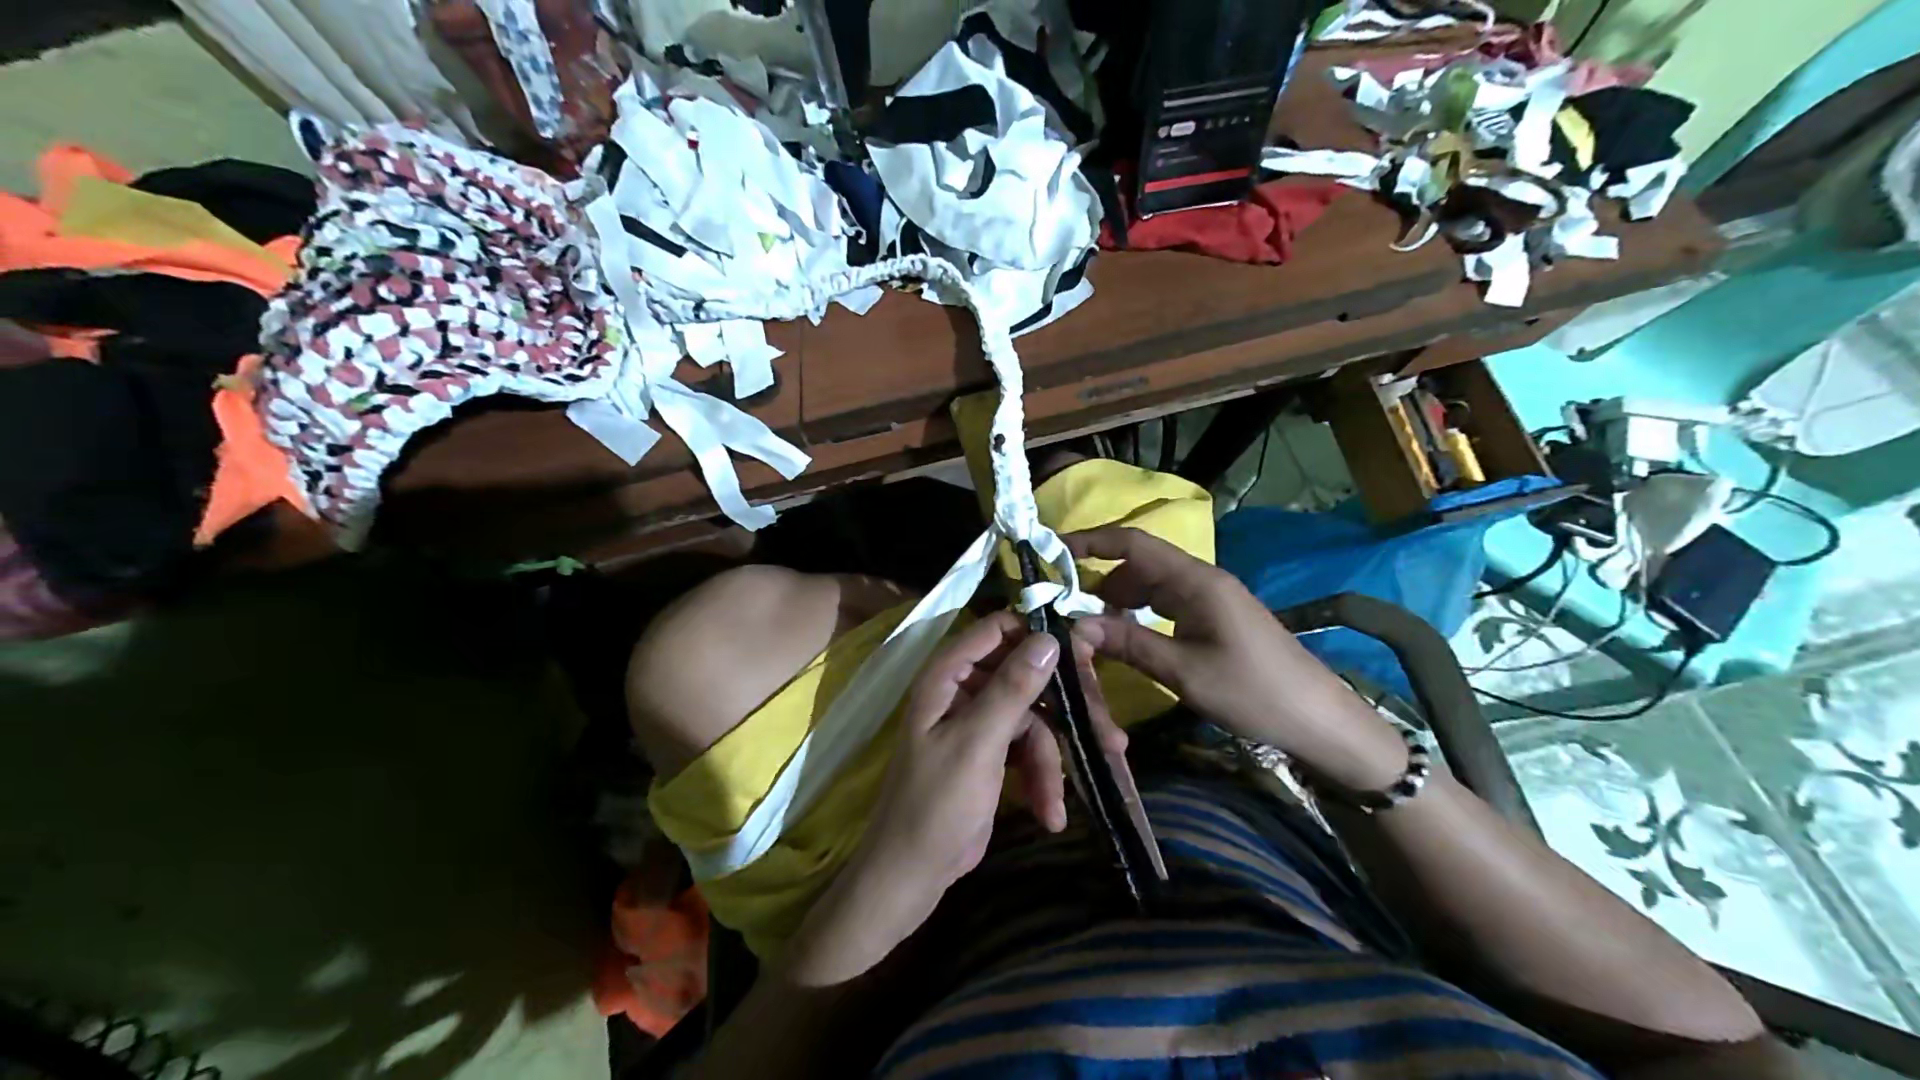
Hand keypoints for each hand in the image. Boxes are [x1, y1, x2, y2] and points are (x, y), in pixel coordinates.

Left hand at [784, 612, 1121, 986]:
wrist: (912, 874)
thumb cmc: (936, 804)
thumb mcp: (977, 743)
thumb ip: (1012, 688)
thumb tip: (1048, 638)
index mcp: (948, 676)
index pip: (997, 630)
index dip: (1038, 636)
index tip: (1084, 654)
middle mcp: (964, 690)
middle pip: (1025, 676)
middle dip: (1064, 711)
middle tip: (1107, 733)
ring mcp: (979, 723)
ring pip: (1034, 719)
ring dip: (1053, 759)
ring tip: (1059, 802)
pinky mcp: (993, 754)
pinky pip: (1029, 750)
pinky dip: (1041, 778)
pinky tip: (1049, 813)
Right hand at [1066, 527, 1407, 794]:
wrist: (1319, 719)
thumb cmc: (1253, 692)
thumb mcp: (1184, 671)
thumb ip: (1129, 643)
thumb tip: (1075, 625)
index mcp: (1195, 581)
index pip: (1134, 542)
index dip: (1091, 541)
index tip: (1053, 551)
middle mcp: (1200, 580)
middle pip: (1138, 563)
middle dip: (1097, 578)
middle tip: (1061, 605)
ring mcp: (1209, 599)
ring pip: (1149, 585)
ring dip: (1117, 599)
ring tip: (1086, 626)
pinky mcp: (1213, 618)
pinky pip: (1165, 604)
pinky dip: (1138, 614)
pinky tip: (1123, 636)